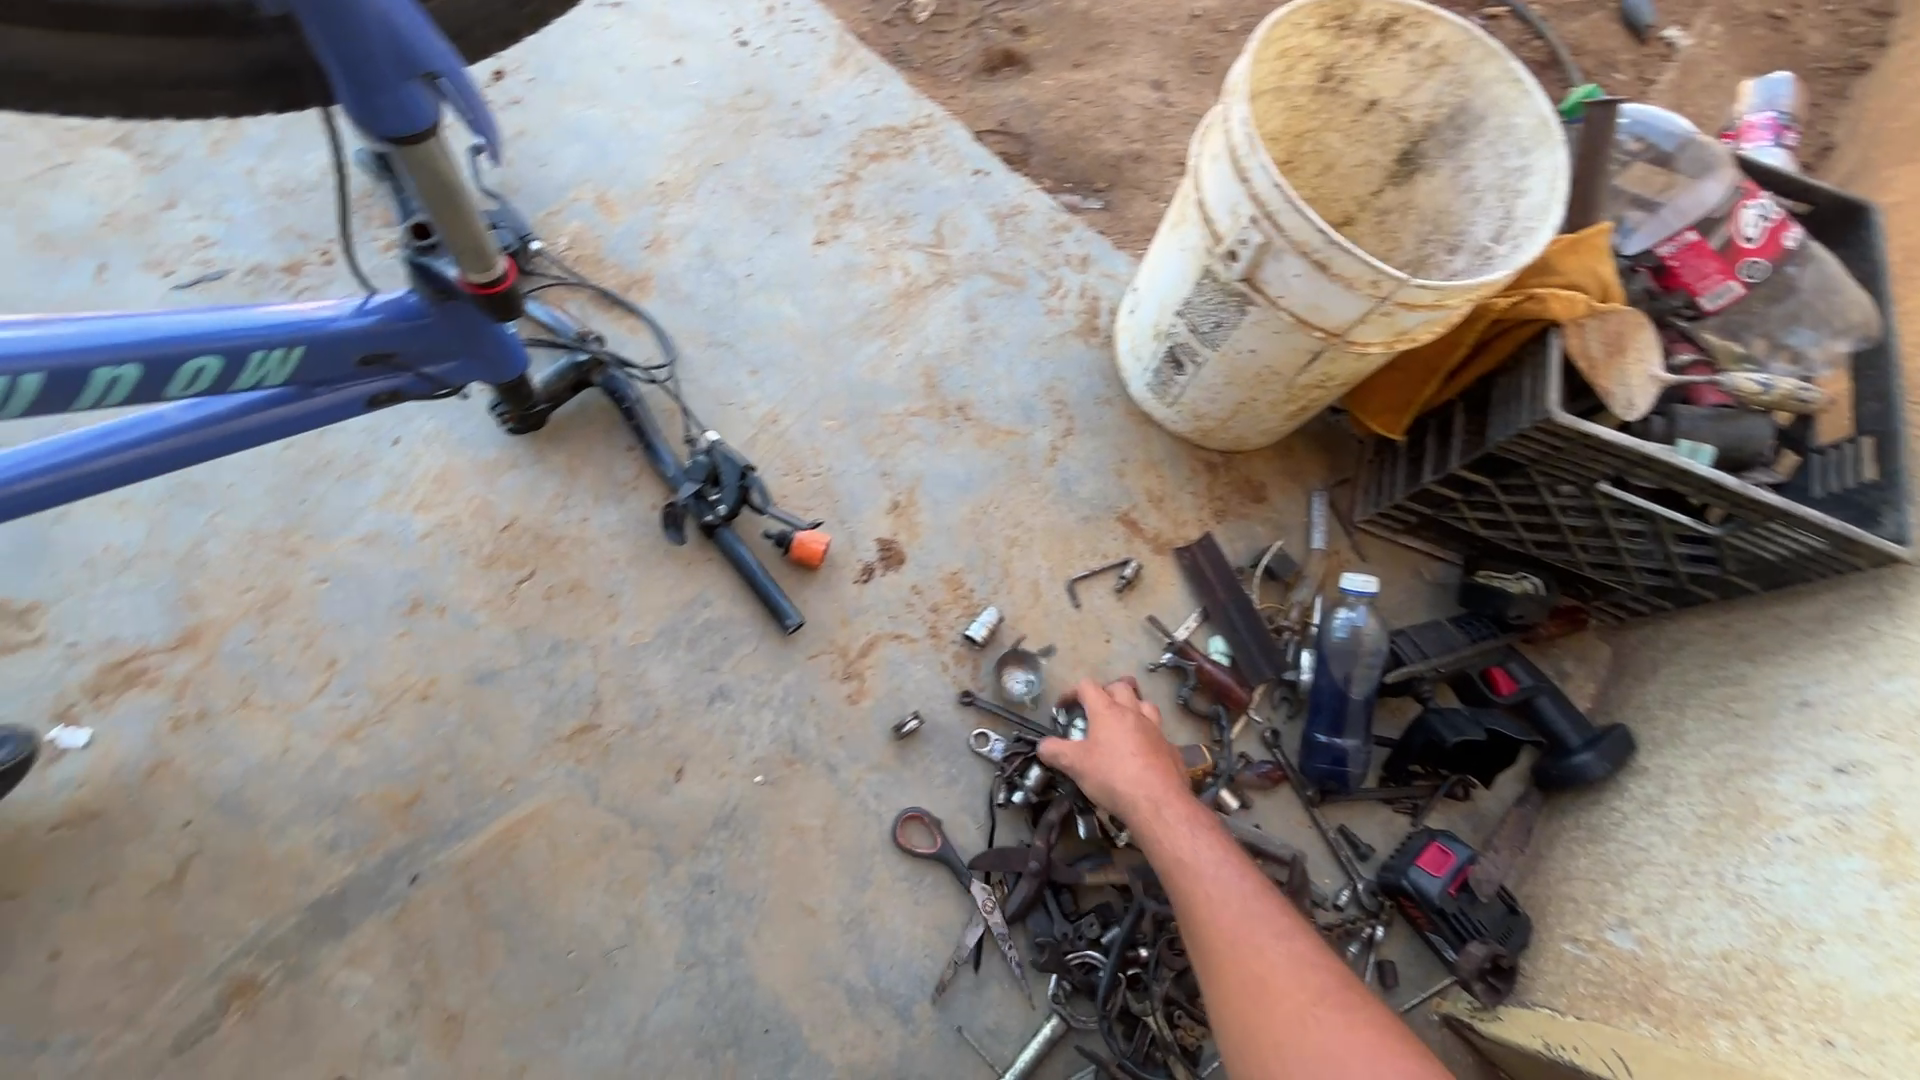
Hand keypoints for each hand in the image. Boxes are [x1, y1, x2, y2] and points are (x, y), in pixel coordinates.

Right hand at [1039, 677, 1189, 822]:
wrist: (1158, 803)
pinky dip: (1148, 734)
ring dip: (1133, 707)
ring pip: (1145, 704)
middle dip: (1106, 692)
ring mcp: (1156, 729)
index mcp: (1107, 711)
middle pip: (1121, 687)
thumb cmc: (1112, 777)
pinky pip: (1159, 732)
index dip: (1072, 693)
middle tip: (1095, 710)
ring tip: (1123, 722)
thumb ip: (1054, 751)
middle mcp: (1133, 713)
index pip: (1087, 686)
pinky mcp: (1171, 748)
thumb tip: (1042, 746)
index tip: (1064, 708)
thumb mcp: (1074, 765)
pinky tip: (1143, 751)